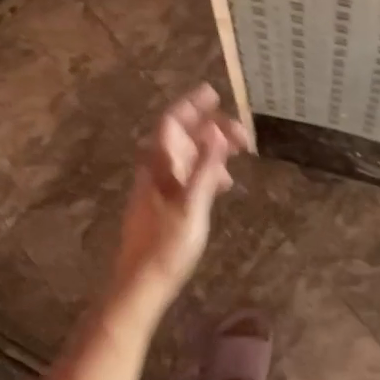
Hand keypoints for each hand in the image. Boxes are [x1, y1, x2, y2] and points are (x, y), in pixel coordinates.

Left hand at [111, 84, 250, 303]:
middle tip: (240, 133)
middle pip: (181, 137)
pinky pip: (185, 175)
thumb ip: (206, 169)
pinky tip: (222, 183)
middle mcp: (154, 170)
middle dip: (210, 128)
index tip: (213, 94)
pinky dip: (204, 170)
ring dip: (210, 150)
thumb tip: (217, 133)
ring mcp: (157, 188)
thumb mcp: (192, 207)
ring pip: (185, 156)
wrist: (139, 285)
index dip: (191, 105)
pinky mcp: (161, 205)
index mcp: (158, 166)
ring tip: (237, 155)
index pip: (172, 122)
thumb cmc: (166, 247)